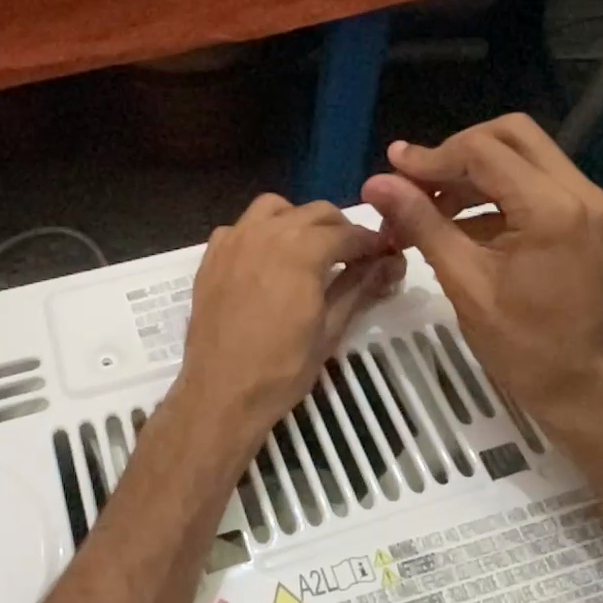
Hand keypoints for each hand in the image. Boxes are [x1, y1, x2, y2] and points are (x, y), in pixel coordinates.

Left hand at [174, 194, 403, 454]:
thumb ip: (359, 287)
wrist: (220, 393)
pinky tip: (268, 262)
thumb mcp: (330, 330)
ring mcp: (234, 240)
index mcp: (302, 249)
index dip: (372, 243)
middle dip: (340, 230)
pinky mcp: (212, 256)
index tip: (385, 255)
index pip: (349, 233)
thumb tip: (390, 263)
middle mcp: (267, 232)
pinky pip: (242, 227)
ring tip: (309, 252)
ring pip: (275, 209)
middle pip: (315, 213)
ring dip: (299, 222)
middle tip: (352, 259)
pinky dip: (261, 233)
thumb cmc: (281, 369)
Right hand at [360, 113, 602, 426]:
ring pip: (522, 154)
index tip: (392, 170)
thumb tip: (377, 184)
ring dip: (473, 170)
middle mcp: (577, 190)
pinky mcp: (580, 217)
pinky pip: (532, 183)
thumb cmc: (519, 345)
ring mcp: (584, 202)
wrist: (574, 384)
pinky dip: (492, 191)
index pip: (484, 151)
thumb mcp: (464, 282)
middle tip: (415, 182)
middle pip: (510, 135)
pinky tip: (456, 221)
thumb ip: (422, 224)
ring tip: (427, 204)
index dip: (432, 157)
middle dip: (457, 152)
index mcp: (550, 207)